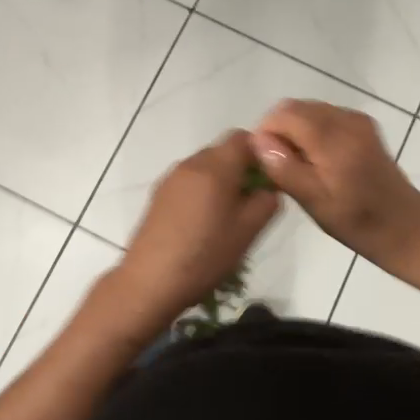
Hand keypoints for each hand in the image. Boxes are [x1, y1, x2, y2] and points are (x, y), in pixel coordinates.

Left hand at [85, 131, 279, 337]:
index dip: (260, 152)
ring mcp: (170, 178)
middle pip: (222, 151)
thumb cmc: (206, 255)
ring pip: (205, 167)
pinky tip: (202, 224)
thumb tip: (268, 187)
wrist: (151, 281)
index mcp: (214, 166)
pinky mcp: (157, 195)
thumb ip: (267, 200)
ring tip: (226, 217)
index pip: (243, 138)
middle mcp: (190, 164)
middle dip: (241, 169)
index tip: (268, 179)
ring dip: (220, 182)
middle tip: (251, 202)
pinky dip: (201, 193)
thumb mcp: (248, 230)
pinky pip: (188, 182)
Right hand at [252, 99, 419, 264]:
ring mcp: (357, 120)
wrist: (405, 225)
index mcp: (334, 139)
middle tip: (280, 166)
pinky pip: (324, 116)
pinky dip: (311, 131)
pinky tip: (317, 160)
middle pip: (295, 108)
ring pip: (308, 110)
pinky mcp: (363, 125)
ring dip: (294, 131)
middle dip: (279, 131)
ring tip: (298, 166)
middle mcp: (347, 120)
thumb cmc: (357, 221)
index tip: (266, 163)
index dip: (266, 133)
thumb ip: (285, 168)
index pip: (284, 114)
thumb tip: (257, 140)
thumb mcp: (315, 202)